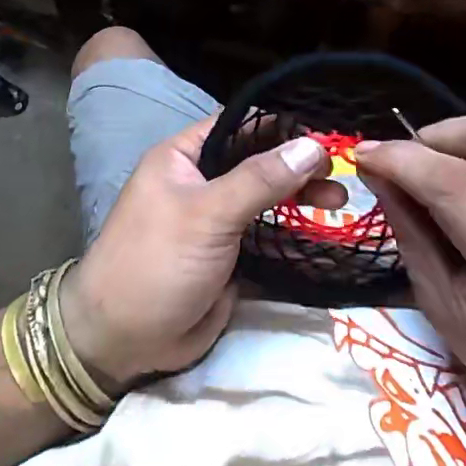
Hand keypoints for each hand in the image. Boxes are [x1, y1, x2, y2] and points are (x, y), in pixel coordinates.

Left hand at [60, 115, 328, 390]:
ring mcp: (217, 220)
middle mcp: (201, 182)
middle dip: (298, 165)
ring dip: (302, 198)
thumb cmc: (157, 261)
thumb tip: (313, 145)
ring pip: (268, 198)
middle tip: (339, 176)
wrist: (125, 339)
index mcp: (183, 158)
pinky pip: (269, 234)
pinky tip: (324, 232)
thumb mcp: (207, 213)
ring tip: (340, 202)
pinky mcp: (232, 254)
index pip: (239, 126)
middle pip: (259, 162)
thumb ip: (260, 179)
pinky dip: (295, 232)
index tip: (327, 133)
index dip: (282, 125)